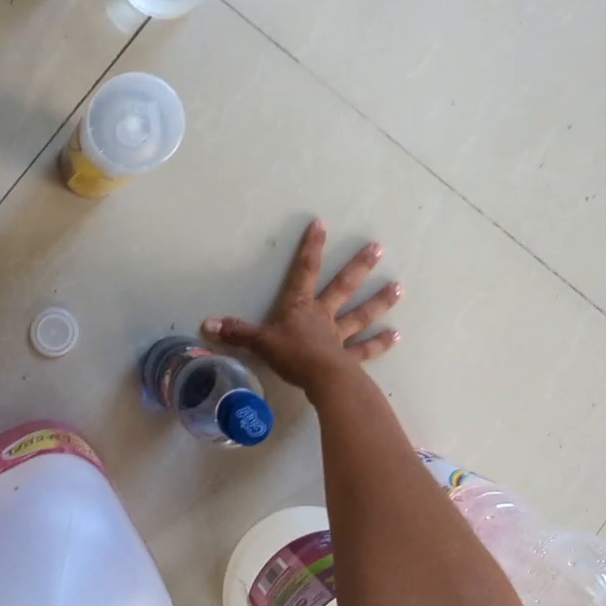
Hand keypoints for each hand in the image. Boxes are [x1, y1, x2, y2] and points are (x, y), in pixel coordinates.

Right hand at [203, 219, 401, 397]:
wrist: (325, 381)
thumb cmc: (293, 356)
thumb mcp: (260, 342)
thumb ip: (236, 332)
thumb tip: (206, 323)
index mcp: (300, 306)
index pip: (305, 270)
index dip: (311, 247)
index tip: (322, 224)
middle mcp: (323, 315)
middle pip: (343, 287)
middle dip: (358, 267)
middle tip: (378, 249)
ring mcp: (339, 336)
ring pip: (360, 315)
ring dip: (379, 301)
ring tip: (398, 287)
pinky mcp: (349, 359)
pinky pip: (365, 349)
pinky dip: (380, 343)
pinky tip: (396, 335)